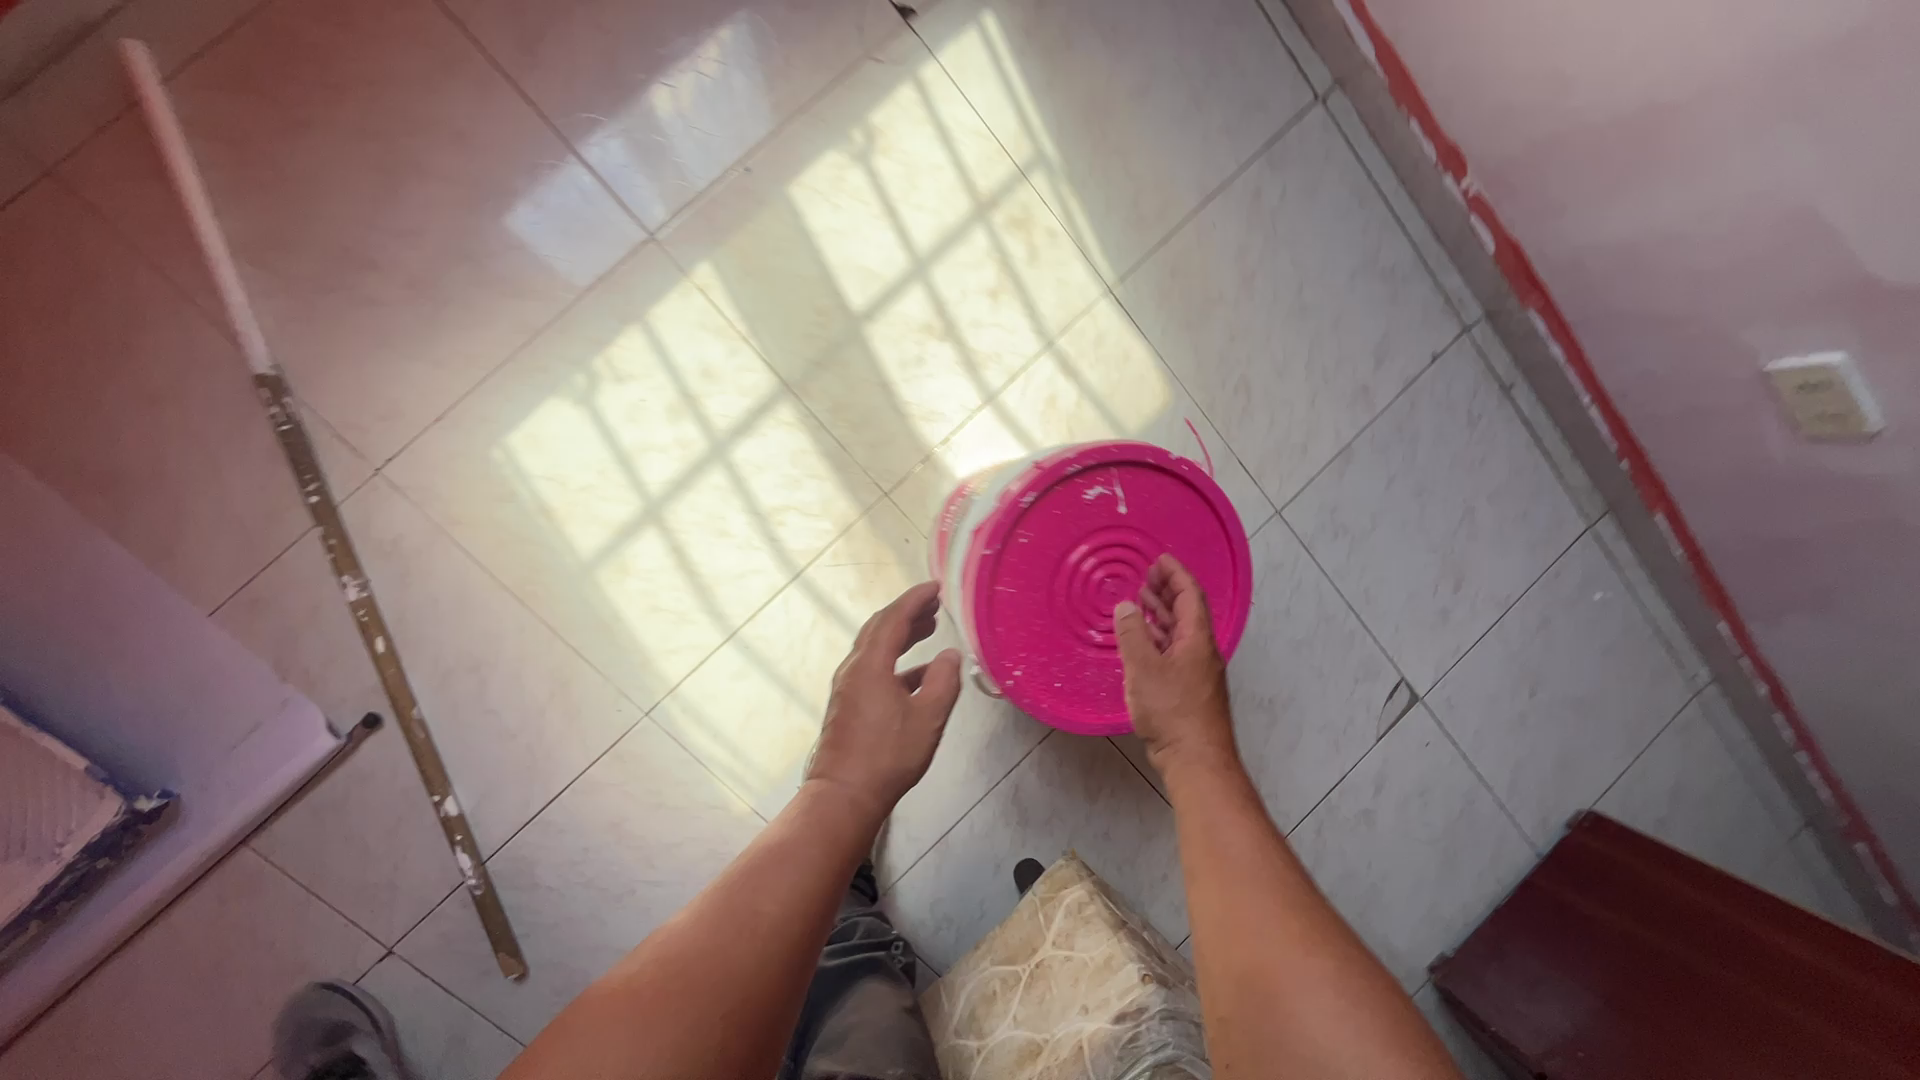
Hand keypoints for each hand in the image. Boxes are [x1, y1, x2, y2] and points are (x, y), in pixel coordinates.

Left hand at [805, 581, 962, 819]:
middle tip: (934, 606)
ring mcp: (847, 687)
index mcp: (870, 664)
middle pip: (879, 628)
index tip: (936, 587)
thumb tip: (950, 656)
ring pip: (875, 649)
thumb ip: (943, 682)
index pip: (893, 618)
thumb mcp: (928, 718)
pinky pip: (873, 669)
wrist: (843, 795)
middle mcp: (854, 669)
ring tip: (928, 630)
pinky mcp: (847, 705)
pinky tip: (919, 676)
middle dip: (907, 614)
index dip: (915, 599)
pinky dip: (896, 663)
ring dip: (901, 636)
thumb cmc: (888, 756)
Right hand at [1112, 555, 1237, 778]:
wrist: (1196, 759)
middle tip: (1147, 576)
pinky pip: (1174, 651)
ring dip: (1162, 614)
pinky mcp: (1188, 689)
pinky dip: (1158, 638)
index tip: (1160, 559)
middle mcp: (1201, 651)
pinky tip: (1143, 640)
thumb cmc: (1172, 710)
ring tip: (1142, 601)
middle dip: (1168, 591)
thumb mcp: (1144, 668)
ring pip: (1180, 633)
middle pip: (1188, 612)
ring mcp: (1196, 672)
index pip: (1191, 595)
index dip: (1176, 574)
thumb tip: (1126, 607)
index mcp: (1197, 640)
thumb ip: (1133, 635)